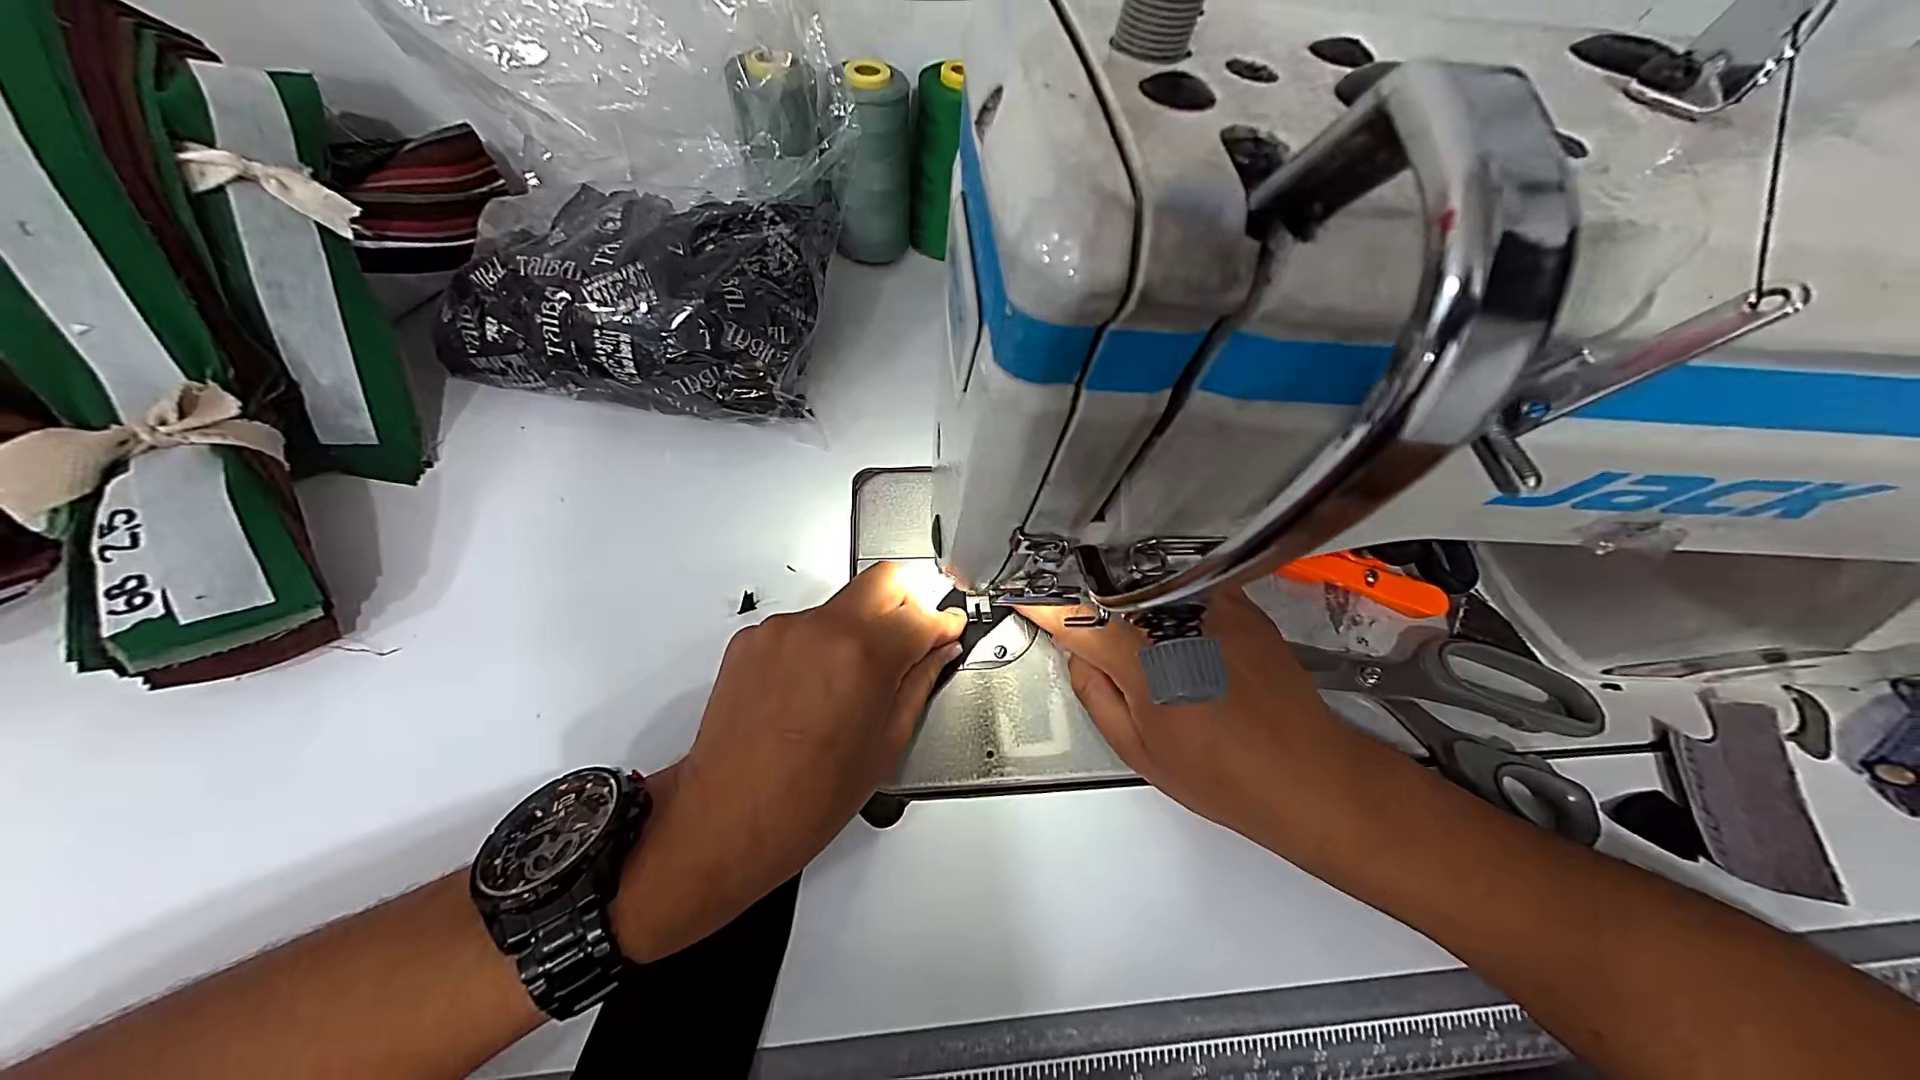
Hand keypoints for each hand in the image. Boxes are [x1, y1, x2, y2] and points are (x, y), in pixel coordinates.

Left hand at [612, 562, 964, 960]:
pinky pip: (802, 624)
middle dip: (907, 602)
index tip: (946, 628)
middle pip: (883, 580)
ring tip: (857, 677)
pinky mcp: (752, 639)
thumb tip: (936, 655)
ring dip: (860, 627)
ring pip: (842, 603)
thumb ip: (918, 685)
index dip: (943, 622)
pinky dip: (819, 643)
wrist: (727, 816)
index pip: (922, 613)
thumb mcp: (884, 744)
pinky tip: (818, 686)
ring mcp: (782, 631)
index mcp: (863, 656)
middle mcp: (820, 630)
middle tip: (913, 634)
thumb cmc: (800, 799)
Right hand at [1020, 591, 1382, 853]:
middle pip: (1107, 592)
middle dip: (1085, 605)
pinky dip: (1165, 602)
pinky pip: (1183, 588)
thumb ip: (1094, 691)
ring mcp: (1212, 608)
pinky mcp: (1239, 605)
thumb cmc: (1232, 774)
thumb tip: (1078, 656)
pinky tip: (1177, 639)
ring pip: (1144, 583)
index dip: (1041, 604)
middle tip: (1085, 633)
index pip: (1073, 617)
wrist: (1306, 773)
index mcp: (1144, 660)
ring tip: (1143, 647)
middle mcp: (1178, 623)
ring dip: (1124, 602)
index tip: (1026, 597)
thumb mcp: (1138, 749)